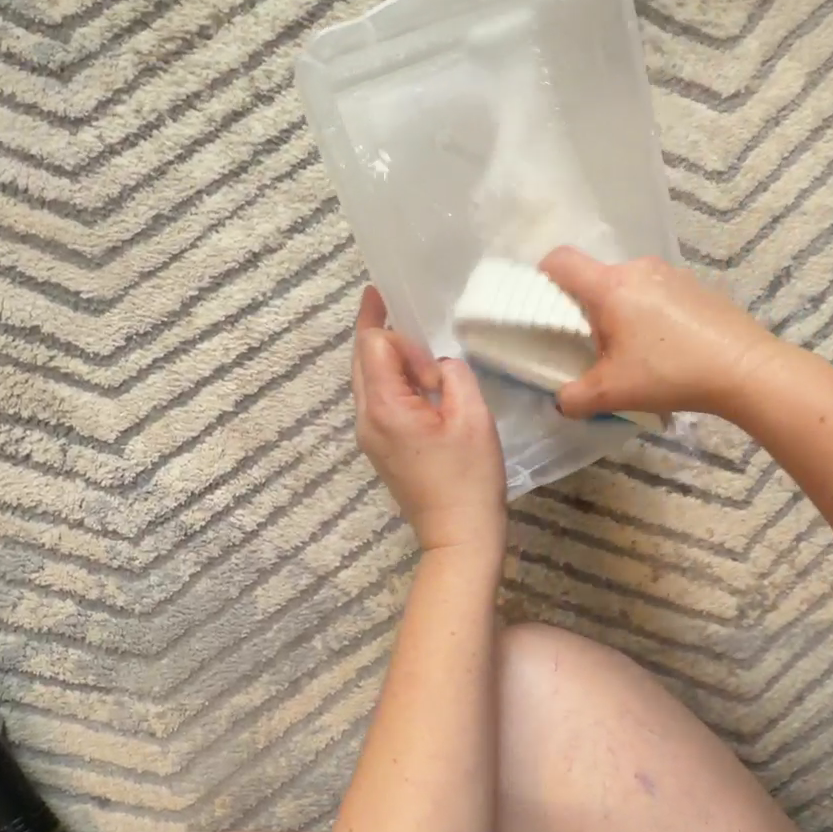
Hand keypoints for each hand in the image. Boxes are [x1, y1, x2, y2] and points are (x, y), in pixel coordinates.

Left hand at [351, 287, 506, 553]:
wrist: (459, 534)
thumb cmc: (470, 478)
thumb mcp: (472, 416)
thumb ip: (453, 375)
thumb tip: (438, 366)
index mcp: (384, 407)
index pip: (373, 344)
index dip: (402, 339)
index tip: (434, 365)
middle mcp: (365, 418)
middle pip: (360, 358)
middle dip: (374, 328)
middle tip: (383, 297)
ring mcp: (369, 436)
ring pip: (365, 380)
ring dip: (383, 357)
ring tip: (406, 338)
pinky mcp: (379, 448)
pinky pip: (376, 401)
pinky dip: (389, 381)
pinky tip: (413, 379)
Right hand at [539, 247, 790, 419]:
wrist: (743, 369)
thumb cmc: (669, 374)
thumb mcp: (611, 394)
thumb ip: (574, 398)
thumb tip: (562, 400)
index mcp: (610, 287)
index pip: (561, 260)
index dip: (543, 275)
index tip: (544, 303)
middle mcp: (638, 269)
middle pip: (596, 279)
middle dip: (586, 310)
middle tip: (592, 348)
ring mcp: (672, 274)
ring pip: (629, 288)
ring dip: (621, 314)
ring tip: (634, 354)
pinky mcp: (696, 287)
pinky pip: (658, 295)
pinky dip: (650, 316)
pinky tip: (667, 350)